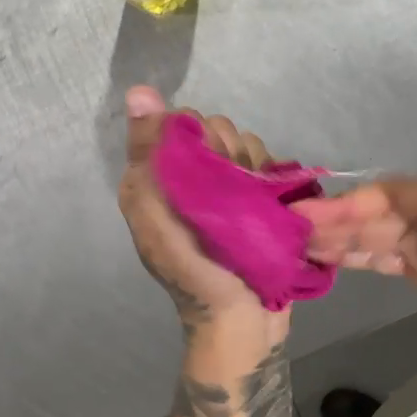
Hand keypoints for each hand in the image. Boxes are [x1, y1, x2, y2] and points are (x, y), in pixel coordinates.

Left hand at [118, 86, 288, 345]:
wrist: (243, 325)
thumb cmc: (198, 277)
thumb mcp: (160, 222)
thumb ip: (149, 160)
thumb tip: (139, 92)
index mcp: (160, 180)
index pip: (186, 123)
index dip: (205, 138)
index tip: (215, 169)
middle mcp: (194, 179)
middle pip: (221, 131)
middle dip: (235, 155)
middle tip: (239, 198)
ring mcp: (230, 190)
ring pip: (249, 147)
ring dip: (259, 170)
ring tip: (260, 209)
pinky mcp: (260, 202)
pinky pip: (271, 168)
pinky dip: (277, 180)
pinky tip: (278, 207)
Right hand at [293, 180, 416, 346]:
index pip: (398, 199)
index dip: (357, 205)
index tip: (313, 214)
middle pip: (376, 213)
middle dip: (332, 218)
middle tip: (282, 226)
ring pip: (372, 233)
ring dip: (334, 236)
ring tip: (289, 241)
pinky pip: (379, 256)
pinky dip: (350, 256)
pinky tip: (320, 260)